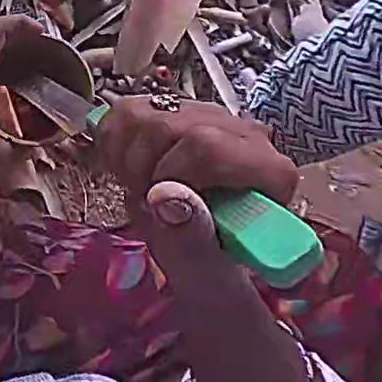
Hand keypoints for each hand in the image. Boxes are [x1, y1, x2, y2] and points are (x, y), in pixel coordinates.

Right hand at [95, 98, 320, 381]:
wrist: (201, 255)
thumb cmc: (211, 268)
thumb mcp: (205, 274)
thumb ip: (189, 238)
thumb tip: (164, 196)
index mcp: (267, 170)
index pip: (207, 146)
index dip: (172, 175)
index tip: (163, 207)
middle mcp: (239, 131)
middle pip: (168, 127)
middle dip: (143, 172)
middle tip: (148, 207)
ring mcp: (202, 114)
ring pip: (141, 116)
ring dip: (126, 162)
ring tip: (142, 192)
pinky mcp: (169, 107)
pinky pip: (124, 113)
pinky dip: (114, 147)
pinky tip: (131, 172)